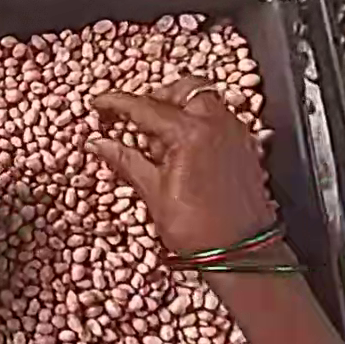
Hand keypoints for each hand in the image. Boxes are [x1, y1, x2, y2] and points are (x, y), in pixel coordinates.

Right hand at [88, 77, 276, 253]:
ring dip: (178, 108)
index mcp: (191, 134)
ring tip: (155, 135)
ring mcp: (236, 135)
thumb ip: (126, 160)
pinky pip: (219, 120)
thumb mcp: (152, 191)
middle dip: (155, 97)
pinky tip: (180, 147)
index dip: (117, 103)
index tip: (100, 103)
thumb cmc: (199, 228)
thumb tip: (100, 143)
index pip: (145, 107)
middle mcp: (218, 126)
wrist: (241, 253)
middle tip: (132, 116)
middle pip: (183, 90)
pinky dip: (197, 122)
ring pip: (204, 101)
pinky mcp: (245, 148)